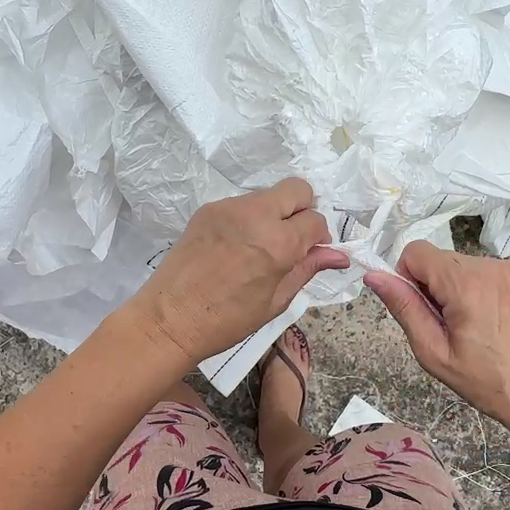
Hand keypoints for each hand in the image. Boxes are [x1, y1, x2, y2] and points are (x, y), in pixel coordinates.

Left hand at [124, 178, 348, 365]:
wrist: (170, 318)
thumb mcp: (276, 301)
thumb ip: (307, 269)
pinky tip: (234, 247)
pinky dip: (247, 219)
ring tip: (258, 247)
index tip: (309, 252)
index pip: (315, 220)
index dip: (318, 237)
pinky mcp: (208, 209)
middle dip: (302, 210)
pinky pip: (241, 204)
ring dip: (273, 214)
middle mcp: (255, 215)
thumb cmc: (227, 320)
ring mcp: (229, 207)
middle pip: (297, 189)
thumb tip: (339, 256)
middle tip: (291, 239)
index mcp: (277, 242)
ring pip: (267, 195)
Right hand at [364, 241, 509, 438]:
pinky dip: (476, 288)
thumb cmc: (486, 382)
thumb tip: (373, 275)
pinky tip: (489, 320)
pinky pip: (482, 269)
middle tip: (447, 326)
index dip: (407, 277)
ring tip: (471, 326)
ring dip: (454, 288)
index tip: (421, 310)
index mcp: (465, 284)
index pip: (415, 251)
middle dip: (432, 286)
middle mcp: (489, 266)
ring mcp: (509, 268)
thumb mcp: (434, 353)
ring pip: (459, 264)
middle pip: (438, 258)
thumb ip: (403, 308)